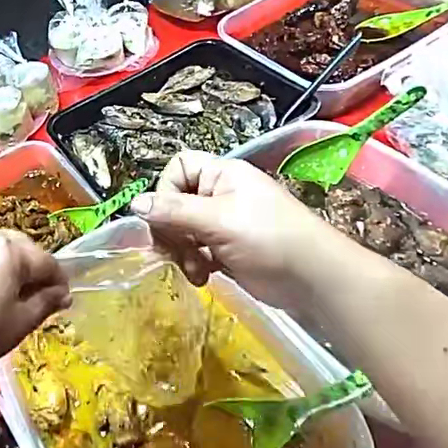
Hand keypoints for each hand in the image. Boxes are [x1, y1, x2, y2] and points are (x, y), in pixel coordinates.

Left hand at [0, 226, 69, 392]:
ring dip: (7, 269)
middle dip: (33, 272)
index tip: (60, 305)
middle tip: (31, 303)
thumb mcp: (15, 327)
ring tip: (0, 300)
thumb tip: (61, 294)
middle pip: (24, 249)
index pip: (50, 263)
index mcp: (12, 250)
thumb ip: (45, 304)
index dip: (59, 285)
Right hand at [130, 151, 354, 311]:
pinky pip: (196, 251)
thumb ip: (175, 212)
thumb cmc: (269, 237)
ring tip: (194, 269)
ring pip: (183, 230)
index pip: (177, 168)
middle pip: (175, 202)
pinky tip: (203, 278)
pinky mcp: (227, 251)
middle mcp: (220, 195)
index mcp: (221, 175)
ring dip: (181, 250)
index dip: (165, 192)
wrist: (312, 278)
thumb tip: (135, 203)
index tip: (167, 218)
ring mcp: (224, 224)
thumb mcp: (219, 220)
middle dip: (171, 229)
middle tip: (175, 251)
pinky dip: (195, 264)